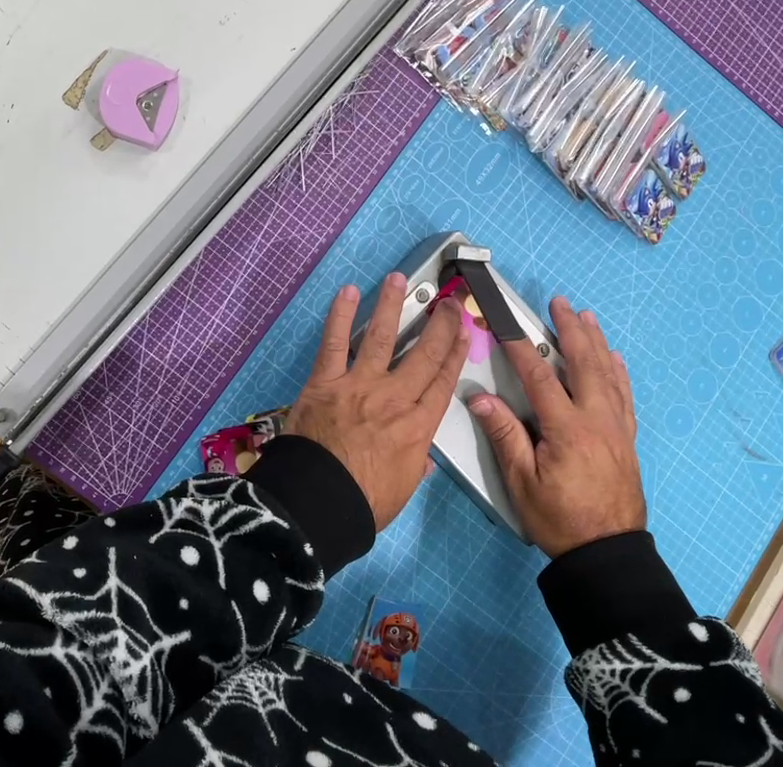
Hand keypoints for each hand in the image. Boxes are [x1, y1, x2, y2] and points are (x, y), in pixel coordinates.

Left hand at [286, 273, 471, 530]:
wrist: (319, 502)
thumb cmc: (364, 503)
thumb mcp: (402, 490)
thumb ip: (414, 465)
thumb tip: (422, 456)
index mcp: (418, 427)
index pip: (442, 382)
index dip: (455, 352)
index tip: (464, 330)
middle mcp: (394, 398)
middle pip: (422, 354)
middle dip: (438, 325)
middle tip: (447, 300)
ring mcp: (359, 385)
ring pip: (380, 337)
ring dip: (391, 306)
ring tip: (399, 279)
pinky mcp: (324, 382)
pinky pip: (334, 343)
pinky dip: (339, 315)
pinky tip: (347, 292)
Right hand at [467, 297, 644, 556]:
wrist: (608, 553)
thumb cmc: (559, 519)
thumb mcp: (521, 482)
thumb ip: (504, 436)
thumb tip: (480, 398)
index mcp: (567, 429)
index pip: (540, 377)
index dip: (521, 348)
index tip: (505, 324)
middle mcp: (597, 420)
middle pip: (584, 364)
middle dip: (571, 330)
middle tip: (561, 303)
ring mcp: (616, 429)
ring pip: (608, 375)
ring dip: (597, 343)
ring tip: (588, 317)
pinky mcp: (626, 440)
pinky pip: (625, 397)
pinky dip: (619, 372)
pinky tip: (615, 359)